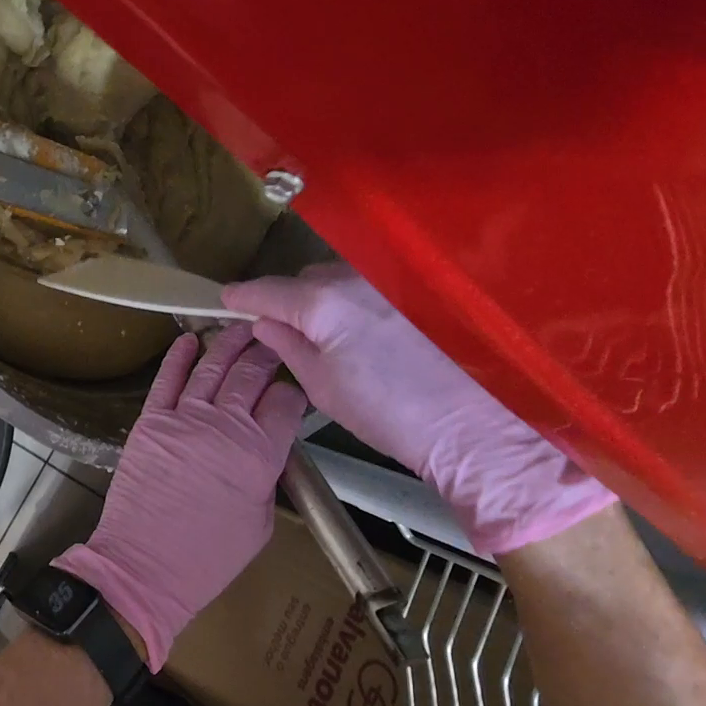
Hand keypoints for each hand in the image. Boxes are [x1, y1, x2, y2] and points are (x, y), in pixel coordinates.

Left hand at [53, 324, 304, 669]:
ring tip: (242, 327)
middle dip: (266, 354)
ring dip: (228, 344)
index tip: (294, 382)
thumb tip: (264, 448)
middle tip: (274, 340)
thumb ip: (266, 476)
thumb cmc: (208, 557)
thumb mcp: (260, 521)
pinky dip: (178, 356)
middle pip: (251, 376)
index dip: (293, 389)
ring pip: (212, 368)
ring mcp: (184, 419)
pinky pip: (167, 380)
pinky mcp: (151, 421)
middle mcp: (225, 427)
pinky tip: (189, 339)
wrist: (144, 565)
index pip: (286, 404)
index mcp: (260, 455)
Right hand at [220, 263, 616, 555]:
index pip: (268, 290)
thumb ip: (286, 346)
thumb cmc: (390, 414)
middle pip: (306, 279)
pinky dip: (365, 301)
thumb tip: (264, 323)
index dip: (243, 296)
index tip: (228, 300)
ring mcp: (393, 280)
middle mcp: (356, 278)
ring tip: (342, 335)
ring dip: (332, 298)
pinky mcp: (424, 289)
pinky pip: (377, 285)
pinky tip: (378, 333)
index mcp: (322, 303)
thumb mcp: (321, 387)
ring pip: (344, 279)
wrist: (477, 427)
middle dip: (294, 300)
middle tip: (292, 332)